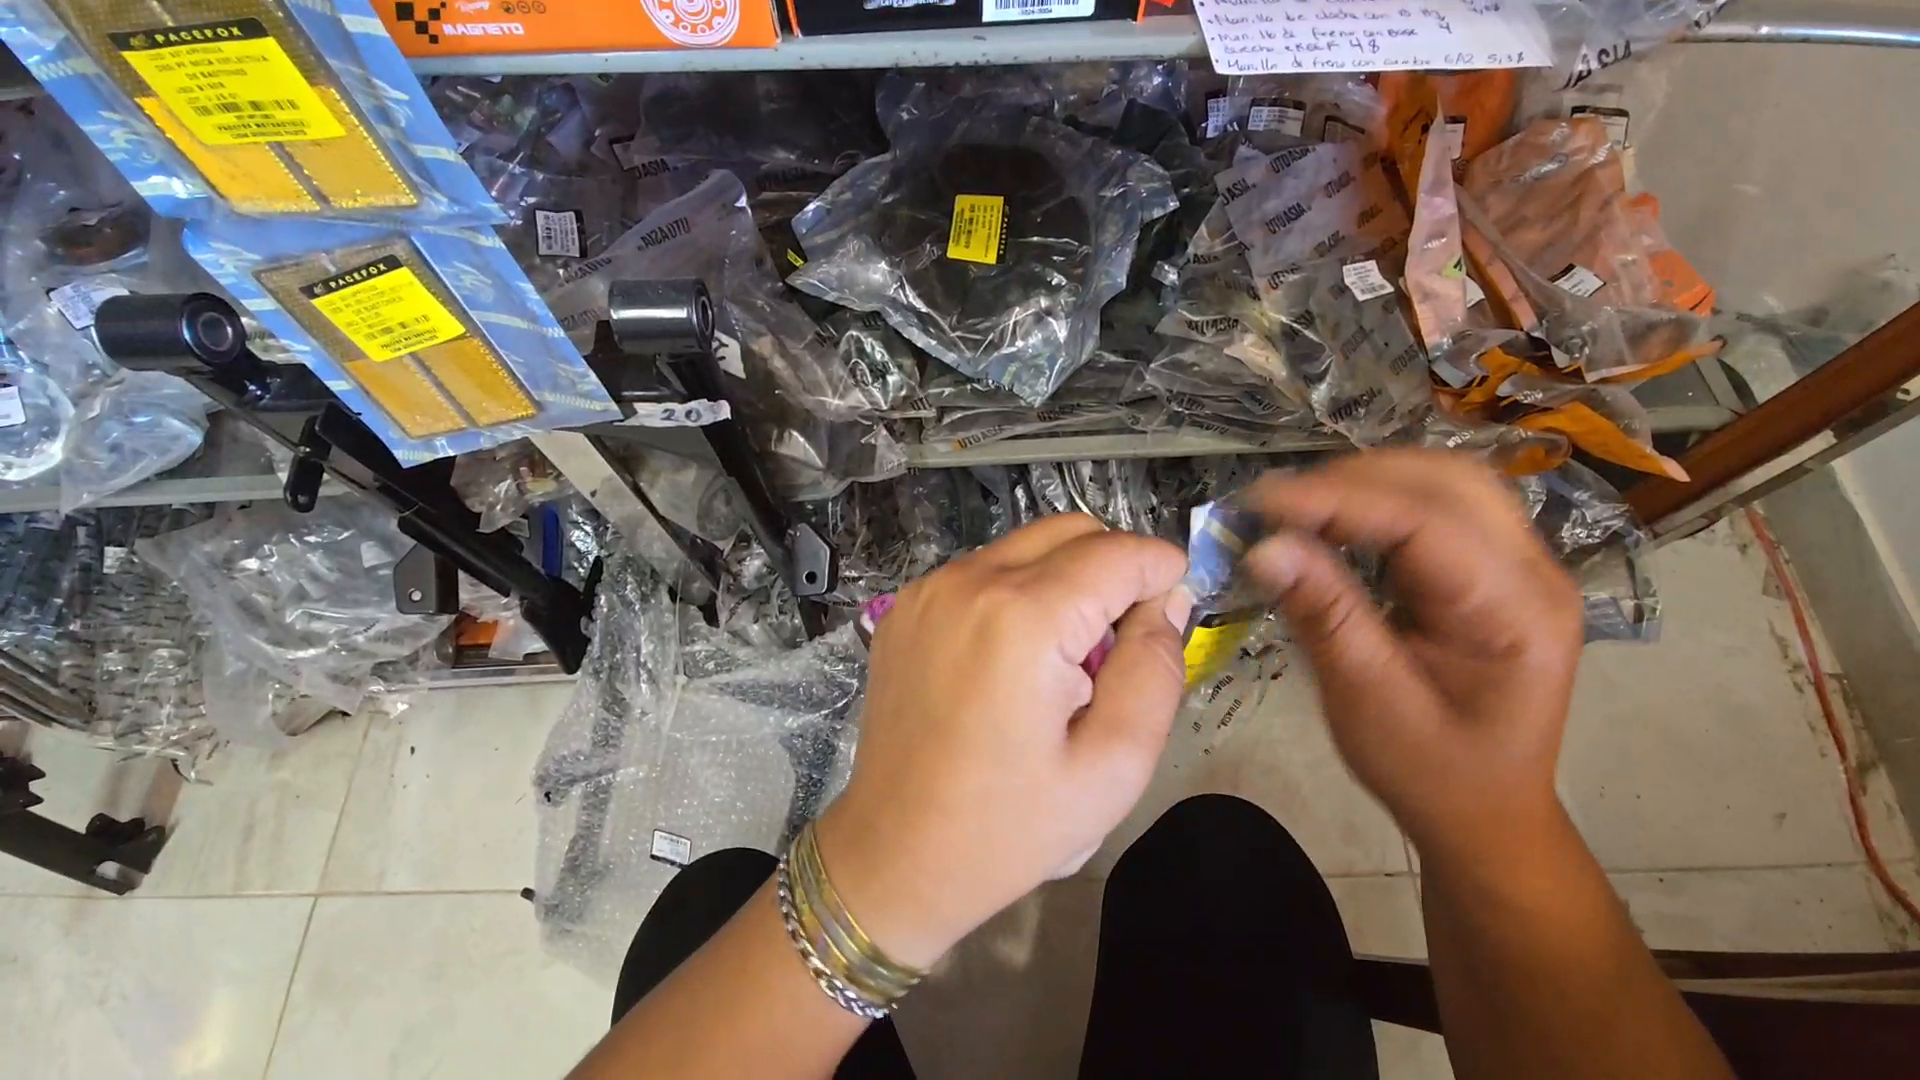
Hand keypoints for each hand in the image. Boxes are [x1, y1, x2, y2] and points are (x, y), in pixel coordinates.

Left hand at [815, 514, 1190, 967]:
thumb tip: (1167, 602)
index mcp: (1021, 618)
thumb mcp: (1113, 767)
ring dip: (1065, 582)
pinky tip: (1013, 662)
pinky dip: (1017, 593)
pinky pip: (983, 571)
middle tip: (1118, 647)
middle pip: (1071, 531)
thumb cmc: (1008, 828)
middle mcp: (967, 582)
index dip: (1162, 573)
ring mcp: (928, 590)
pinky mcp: (905, 607)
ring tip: (1063, 663)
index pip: (1119, 552)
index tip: (1173, 616)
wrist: (895, 854)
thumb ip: (1156, 670)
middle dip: (1114, 570)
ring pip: (1026, 546)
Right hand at [1239, 451, 1584, 858]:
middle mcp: (1534, 573)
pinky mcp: (1493, 569)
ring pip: (1446, 484)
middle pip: (1448, 484)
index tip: (1262, 501)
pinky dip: (1379, 502)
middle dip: (1354, 480)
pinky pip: (1439, 509)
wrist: (1484, 812)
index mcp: (1515, 612)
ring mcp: (1521, 566)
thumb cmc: (1431, 771)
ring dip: (1367, 482)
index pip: (1427, 524)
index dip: (1339, 502)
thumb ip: (1325, 615)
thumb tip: (1263, 547)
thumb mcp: (1369, 701)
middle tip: (1274, 502)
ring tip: (1297, 505)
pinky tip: (1334, 518)